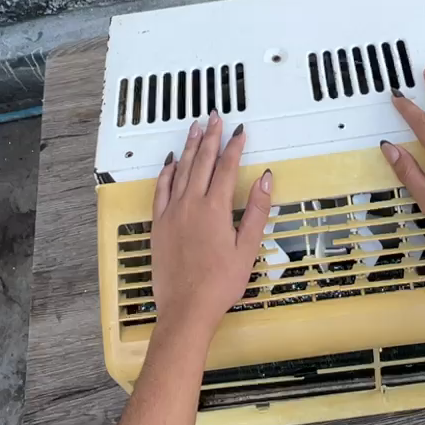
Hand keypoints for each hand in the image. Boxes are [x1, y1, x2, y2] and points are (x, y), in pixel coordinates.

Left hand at [149, 113, 273, 340]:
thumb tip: (265, 178)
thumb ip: (256, 210)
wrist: (186, 309)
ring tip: (194, 127)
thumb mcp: (247, 248)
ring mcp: (172, 212)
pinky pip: (161, 190)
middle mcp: (191, 203)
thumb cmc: (222, 282)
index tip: (240, 131)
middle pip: (202, 162)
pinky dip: (167, 172)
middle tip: (215, 116)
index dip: (234, 147)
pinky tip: (171, 162)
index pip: (226, 168)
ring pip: (181, 170)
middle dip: (210, 137)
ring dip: (189, 147)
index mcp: (215, 208)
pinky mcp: (159, 224)